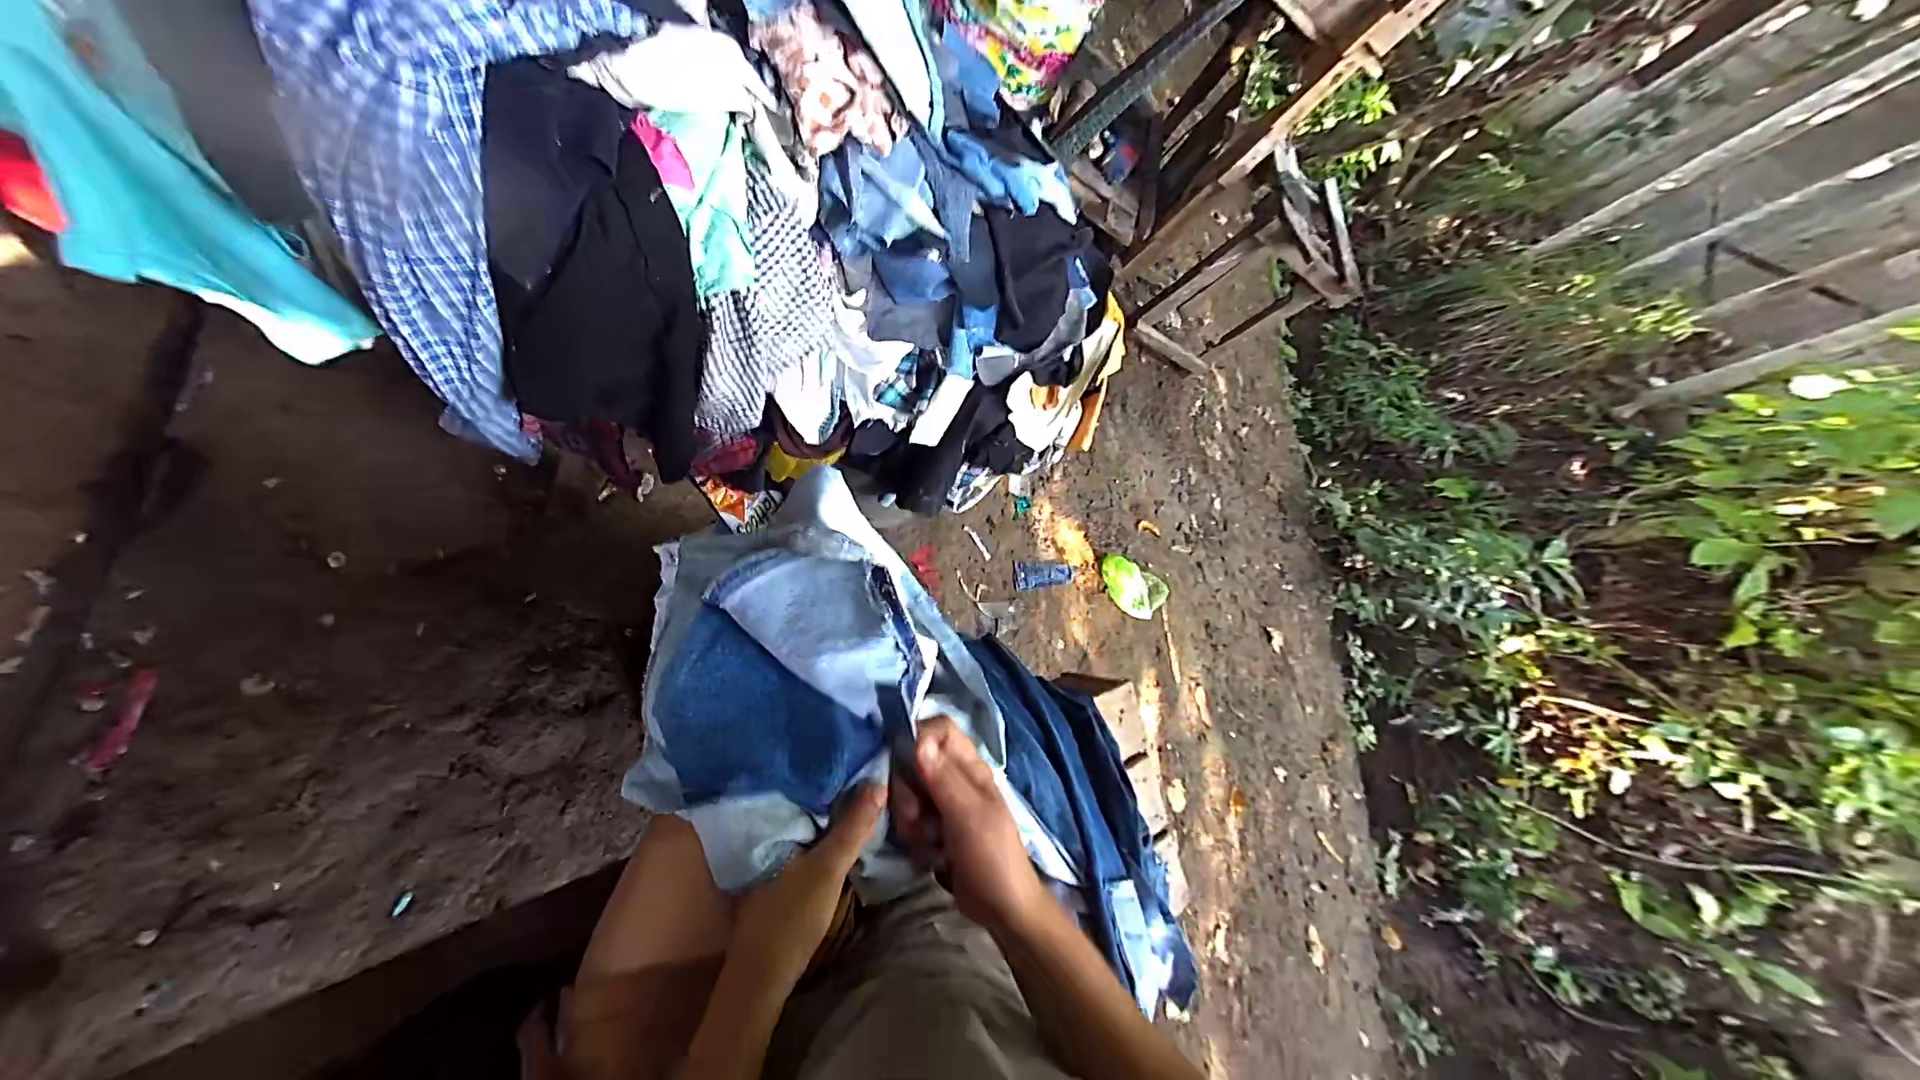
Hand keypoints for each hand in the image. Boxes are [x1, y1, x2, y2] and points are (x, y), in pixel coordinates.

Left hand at [727, 784, 883, 990]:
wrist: (763, 978)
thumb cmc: (792, 916)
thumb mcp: (828, 868)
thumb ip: (852, 828)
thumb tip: (879, 782)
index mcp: (771, 827)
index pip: (805, 787)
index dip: (834, 775)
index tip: (862, 761)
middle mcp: (767, 837)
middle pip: (808, 806)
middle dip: (836, 795)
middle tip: (871, 779)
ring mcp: (771, 859)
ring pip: (809, 828)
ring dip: (833, 820)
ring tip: (866, 801)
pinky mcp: (779, 878)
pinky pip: (807, 845)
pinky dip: (826, 840)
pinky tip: (845, 838)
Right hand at [891, 716, 1050, 934]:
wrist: (1003, 908)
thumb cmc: (993, 857)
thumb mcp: (969, 817)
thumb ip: (944, 779)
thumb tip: (920, 741)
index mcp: (971, 767)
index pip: (940, 730)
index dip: (919, 739)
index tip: (907, 766)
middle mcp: (956, 778)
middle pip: (915, 763)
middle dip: (908, 792)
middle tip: (917, 818)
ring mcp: (945, 804)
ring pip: (909, 794)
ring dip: (911, 821)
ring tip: (929, 842)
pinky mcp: (935, 828)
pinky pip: (911, 821)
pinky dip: (915, 838)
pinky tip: (930, 855)